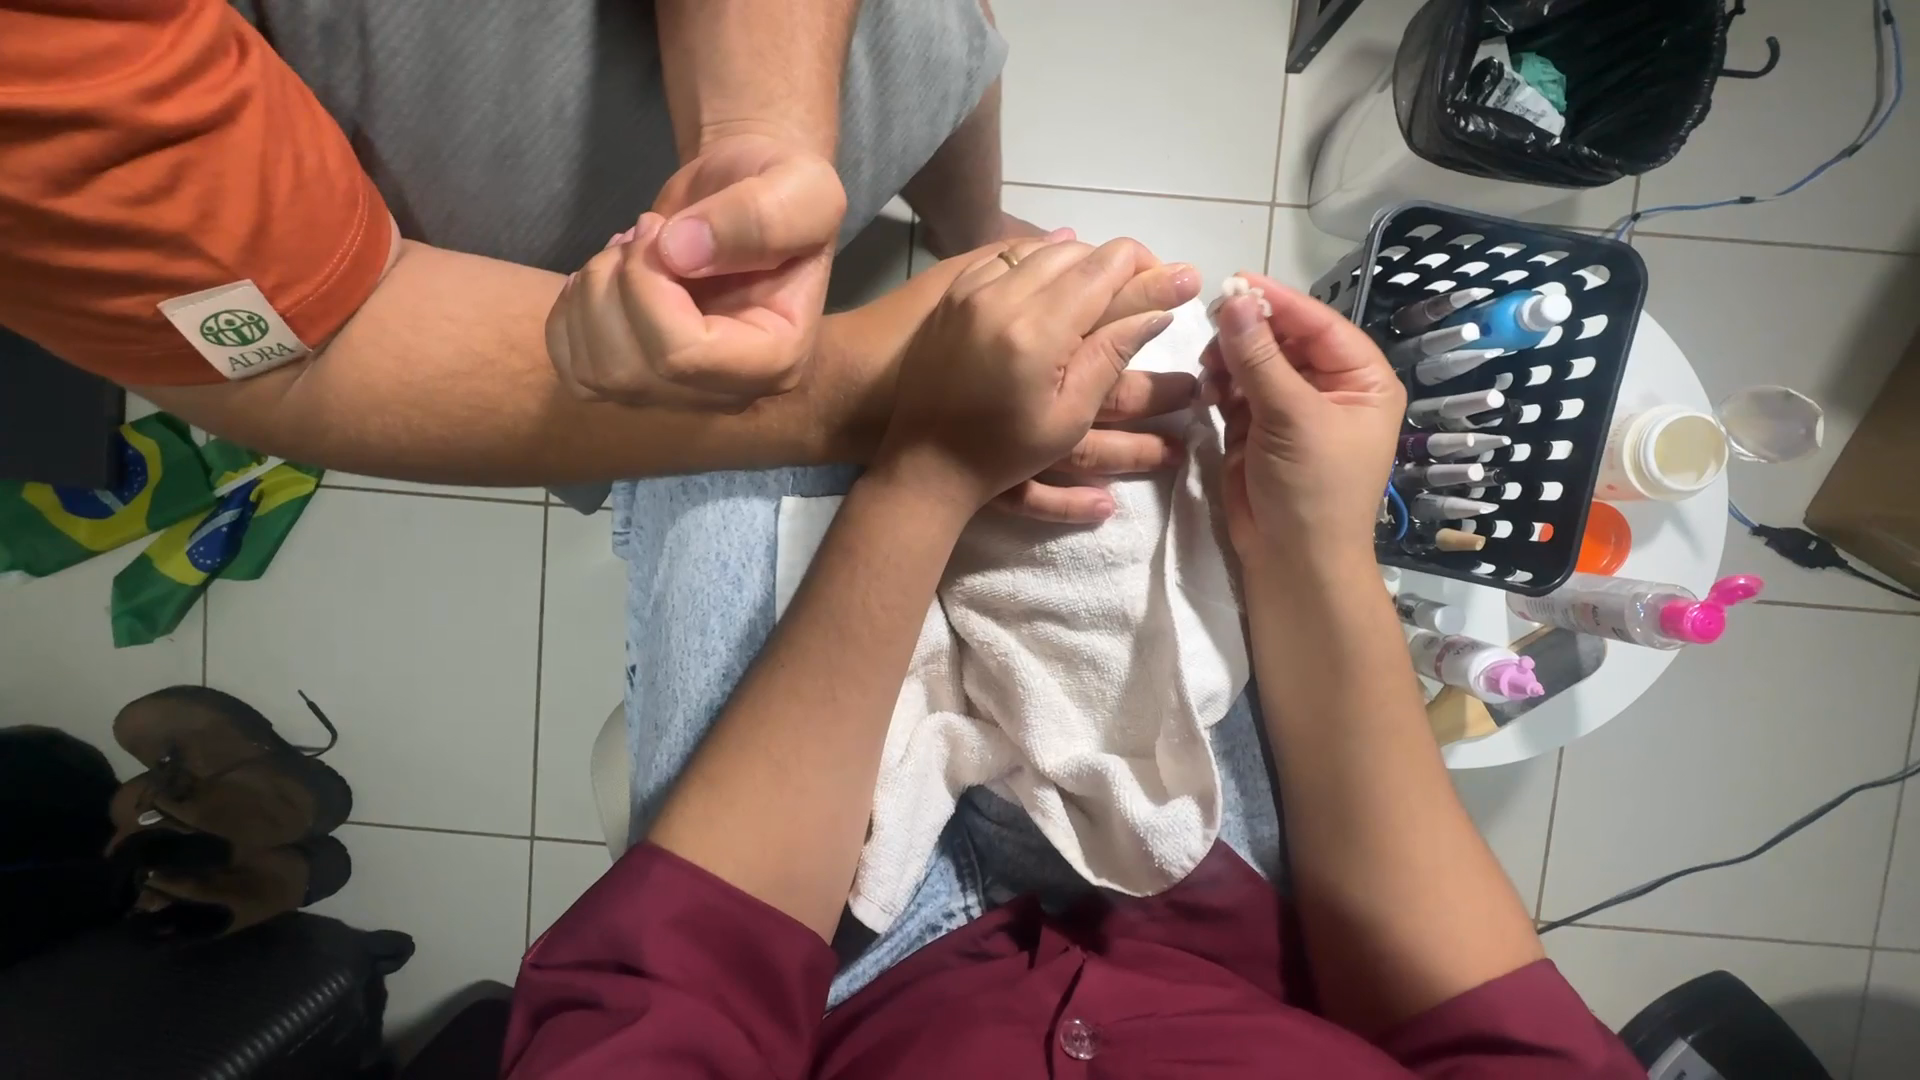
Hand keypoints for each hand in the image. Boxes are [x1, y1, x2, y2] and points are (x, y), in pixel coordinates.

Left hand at [546, 132, 845, 406]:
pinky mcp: (644, 385)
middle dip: (613, 286)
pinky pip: (576, 374)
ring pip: (597, 376)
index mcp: (778, 358)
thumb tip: (679, 252)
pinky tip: (605, 283)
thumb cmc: (781, 190)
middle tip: (641, 234)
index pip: (683, 356)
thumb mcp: (799, 189)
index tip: (657, 228)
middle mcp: (734, 392)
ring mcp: (686, 395)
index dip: (647, 286)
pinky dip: (570, 319)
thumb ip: (759, 218)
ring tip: (626, 254)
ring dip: (590, 296)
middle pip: (632, 371)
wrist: (748, 198)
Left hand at [876, 238, 1177, 510]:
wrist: (925, 463)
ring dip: (1075, 261)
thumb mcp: (1069, 417)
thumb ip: (1112, 355)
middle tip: (1137, 292)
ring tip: (1096, 292)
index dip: (1147, 267)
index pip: (1106, 267)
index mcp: (1037, 331)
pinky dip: (1034, 263)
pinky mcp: (951, 296)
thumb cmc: (1003, 453)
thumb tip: (1158, 308)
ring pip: (1039, 248)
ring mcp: (969, 291)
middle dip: (1114, 264)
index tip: (1171, 283)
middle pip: (1076, 250)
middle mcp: (1001, 297)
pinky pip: (1002, 258)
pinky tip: (1049, 284)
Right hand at [1202, 272, 1404, 572]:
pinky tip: (1209, 392)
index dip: (1277, 303)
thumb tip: (1233, 301)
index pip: (1317, 325)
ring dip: (1230, 362)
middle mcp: (1327, 388)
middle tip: (1212, 329)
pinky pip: (1237, 392)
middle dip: (1248, 335)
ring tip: (1210, 370)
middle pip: (1283, 340)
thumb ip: (1260, 359)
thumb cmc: (1312, 489)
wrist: (1293, 559)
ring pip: (1255, 364)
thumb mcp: (1292, 419)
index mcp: (1360, 380)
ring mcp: (1290, 410)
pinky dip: (1221, 387)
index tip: (1233, 282)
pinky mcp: (1257, 430)